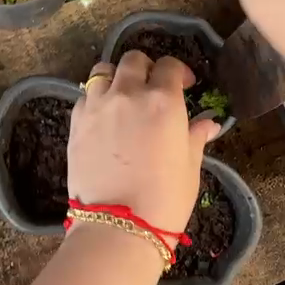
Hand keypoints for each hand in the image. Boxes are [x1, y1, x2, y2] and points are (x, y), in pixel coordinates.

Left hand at [67, 51, 220, 232]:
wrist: (119, 225)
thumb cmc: (165, 198)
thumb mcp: (190, 166)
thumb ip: (196, 136)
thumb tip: (208, 123)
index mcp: (163, 100)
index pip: (169, 66)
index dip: (179, 72)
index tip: (185, 85)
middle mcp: (128, 93)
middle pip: (133, 59)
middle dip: (146, 67)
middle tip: (152, 87)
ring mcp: (98, 105)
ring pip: (103, 70)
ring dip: (116, 76)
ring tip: (123, 95)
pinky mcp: (76, 121)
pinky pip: (85, 95)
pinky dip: (96, 98)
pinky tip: (104, 116)